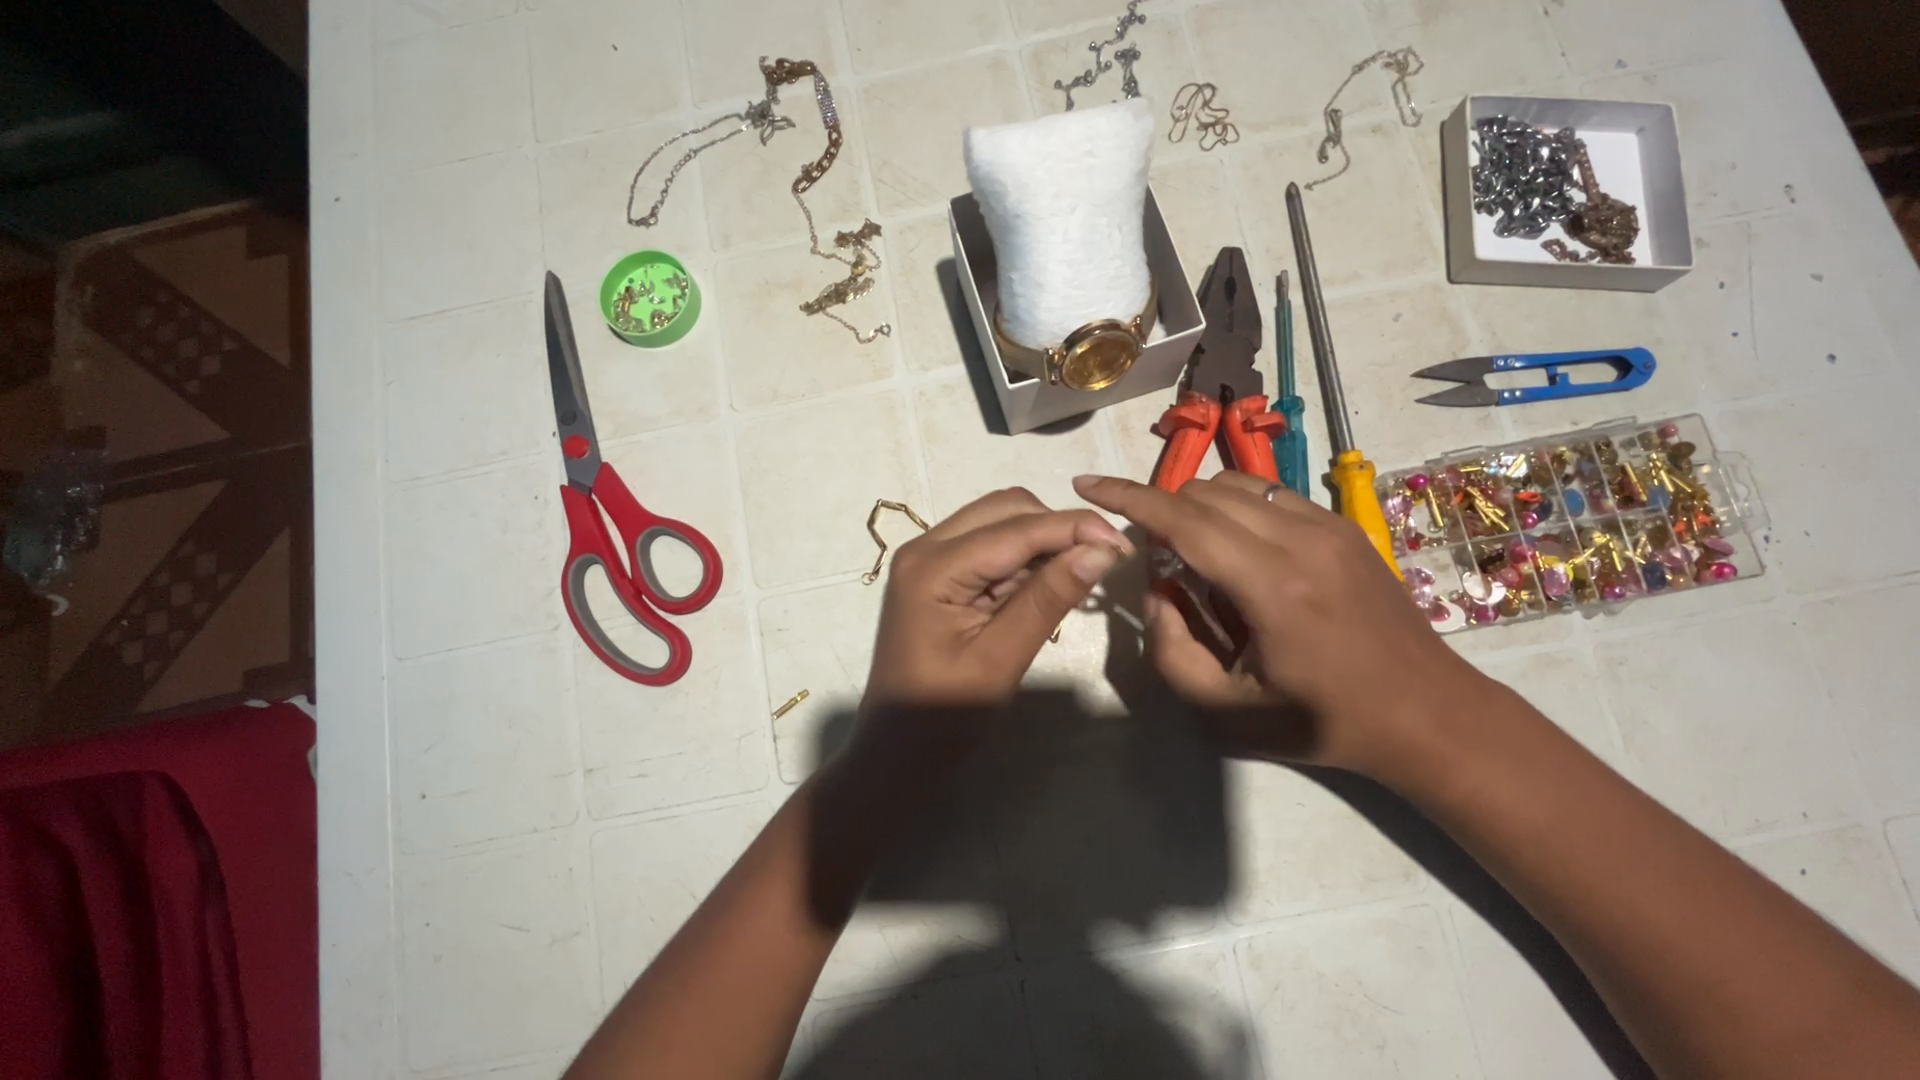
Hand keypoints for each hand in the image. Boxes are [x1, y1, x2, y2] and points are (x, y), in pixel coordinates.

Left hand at [848, 488, 1131, 772]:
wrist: (897, 753)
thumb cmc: (944, 717)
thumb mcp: (1001, 660)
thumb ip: (1047, 600)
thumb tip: (1101, 551)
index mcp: (932, 567)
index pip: (1016, 528)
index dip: (1074, 529)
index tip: (1124, 546)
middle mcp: (925, 548)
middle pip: (1006, 509)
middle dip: (1057, 529)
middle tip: (1099, 565)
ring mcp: (928, 559)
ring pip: (999, 522)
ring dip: (1040, 543)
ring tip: (1071, 582)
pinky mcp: (937, 574)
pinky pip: (988, 546)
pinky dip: (1022, 559)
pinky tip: (1041, 589)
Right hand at [1073, 472, 1487, 778]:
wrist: (1427, 713)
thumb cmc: (1322, 722)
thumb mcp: (1225, 710)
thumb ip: (1170, 649)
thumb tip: (1155, 589)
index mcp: (1273, 585)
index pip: (1184, 519)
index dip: (1127, 498)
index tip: (1086, 484)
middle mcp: (1302, 539)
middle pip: (1205, 493)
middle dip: (1161, 510)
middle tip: (1150, 556)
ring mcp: (1330, 526)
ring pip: (1239, 485)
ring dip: (1198, 506)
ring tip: (1193, 555)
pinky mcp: (1346, 527)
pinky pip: (1271, 495)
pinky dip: (1236, 509)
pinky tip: (1238, 551)